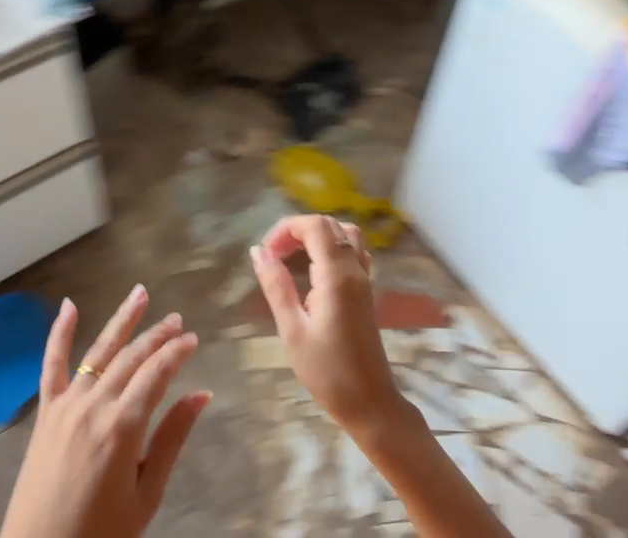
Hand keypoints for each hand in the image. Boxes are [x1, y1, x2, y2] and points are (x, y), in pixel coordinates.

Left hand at [0, 286, 209, 537]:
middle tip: (176, 319)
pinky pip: (51, 365)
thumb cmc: (101, 532)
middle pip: (131, 358)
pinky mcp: (45, 413)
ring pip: (98, 351)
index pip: (157, 374)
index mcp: (123, 427)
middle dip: (156, 335)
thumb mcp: (146, 494)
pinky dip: (59, 334)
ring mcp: (65, 405)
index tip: (193, 340)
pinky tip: (68, 307)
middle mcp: (94, 405)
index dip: (177, 353)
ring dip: (121, 321)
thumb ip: (172, 440)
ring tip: (141, 294)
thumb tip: (200, 394)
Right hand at [250, 215, 410, 441]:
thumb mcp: (292, 330)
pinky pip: (354, 252)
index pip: (315, 226)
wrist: (370, 402)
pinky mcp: (368, 291)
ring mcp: (366, 279)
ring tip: (292, 259)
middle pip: (331, 225)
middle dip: (298, 230)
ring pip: (346, 235)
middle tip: (274, 257)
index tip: (266, 253)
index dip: (286, 229)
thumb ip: (276, 286)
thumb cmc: (327, 371)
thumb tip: (258, 252)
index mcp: (337, 275)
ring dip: (317, 236)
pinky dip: (333, 248)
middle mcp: (356, 269)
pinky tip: (315, 271)